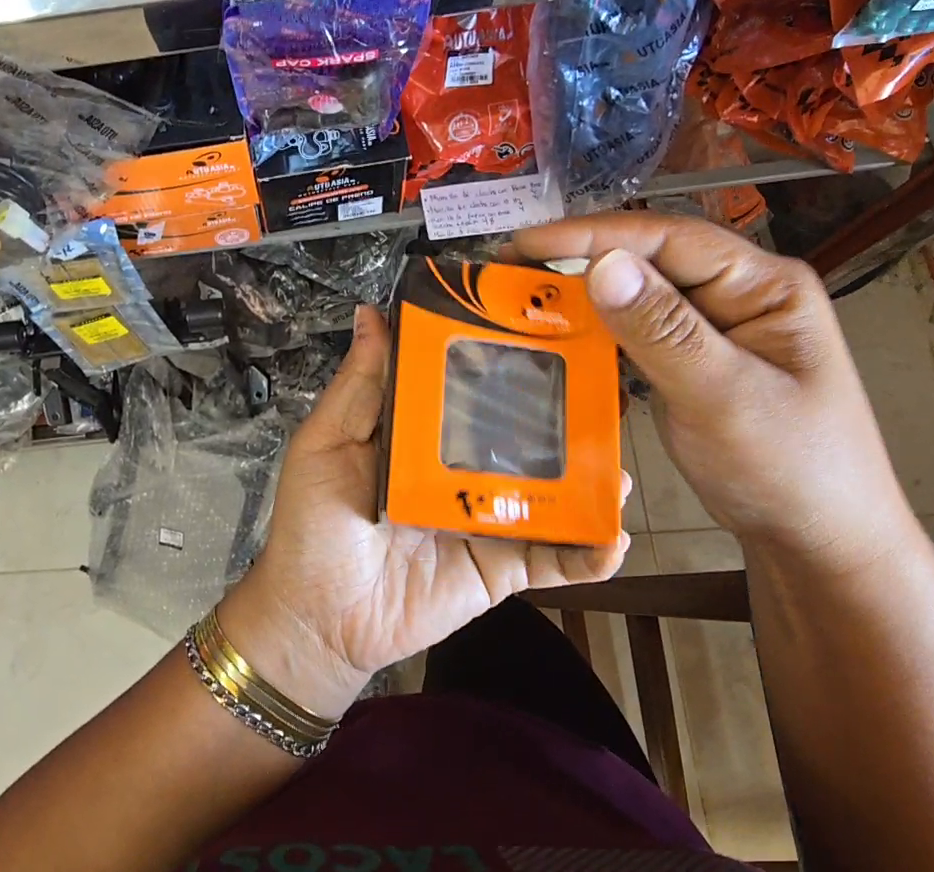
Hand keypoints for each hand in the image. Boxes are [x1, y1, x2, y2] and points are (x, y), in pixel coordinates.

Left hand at [219, 305, 631, 719]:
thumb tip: (371, 314)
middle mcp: (460, 470)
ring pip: (548, 493)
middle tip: (605, 390)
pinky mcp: (500, 569)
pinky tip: (613, 534)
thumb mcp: (327, 444)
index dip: (504, 362)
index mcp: (421, 435)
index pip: (470, 389)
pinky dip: (588, 551)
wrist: (318, 619)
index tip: (548, 331)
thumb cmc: (314, 523)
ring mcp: (486, 520)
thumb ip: (360, 386)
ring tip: (620, 462)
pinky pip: (551, 558)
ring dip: (588, 479)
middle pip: (520, 438)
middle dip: (562, 417)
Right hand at [513, 211, 914, 563]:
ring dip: (584, 301)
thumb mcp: (724, 397)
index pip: (669, 239)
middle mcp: (736, 297)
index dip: (593, 235)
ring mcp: (711, 333)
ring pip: (636, 300)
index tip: (525, 242)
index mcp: (763, 286)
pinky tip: (561, 342)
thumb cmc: (791, 469)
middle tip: (510, 271)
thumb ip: (663, 331)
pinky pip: (634, 338)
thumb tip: (600, 265)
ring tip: (524, 301)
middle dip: (580, 263)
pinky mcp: (689, 366)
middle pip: (649, 263)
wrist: (817, 542)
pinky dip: (597, 338)